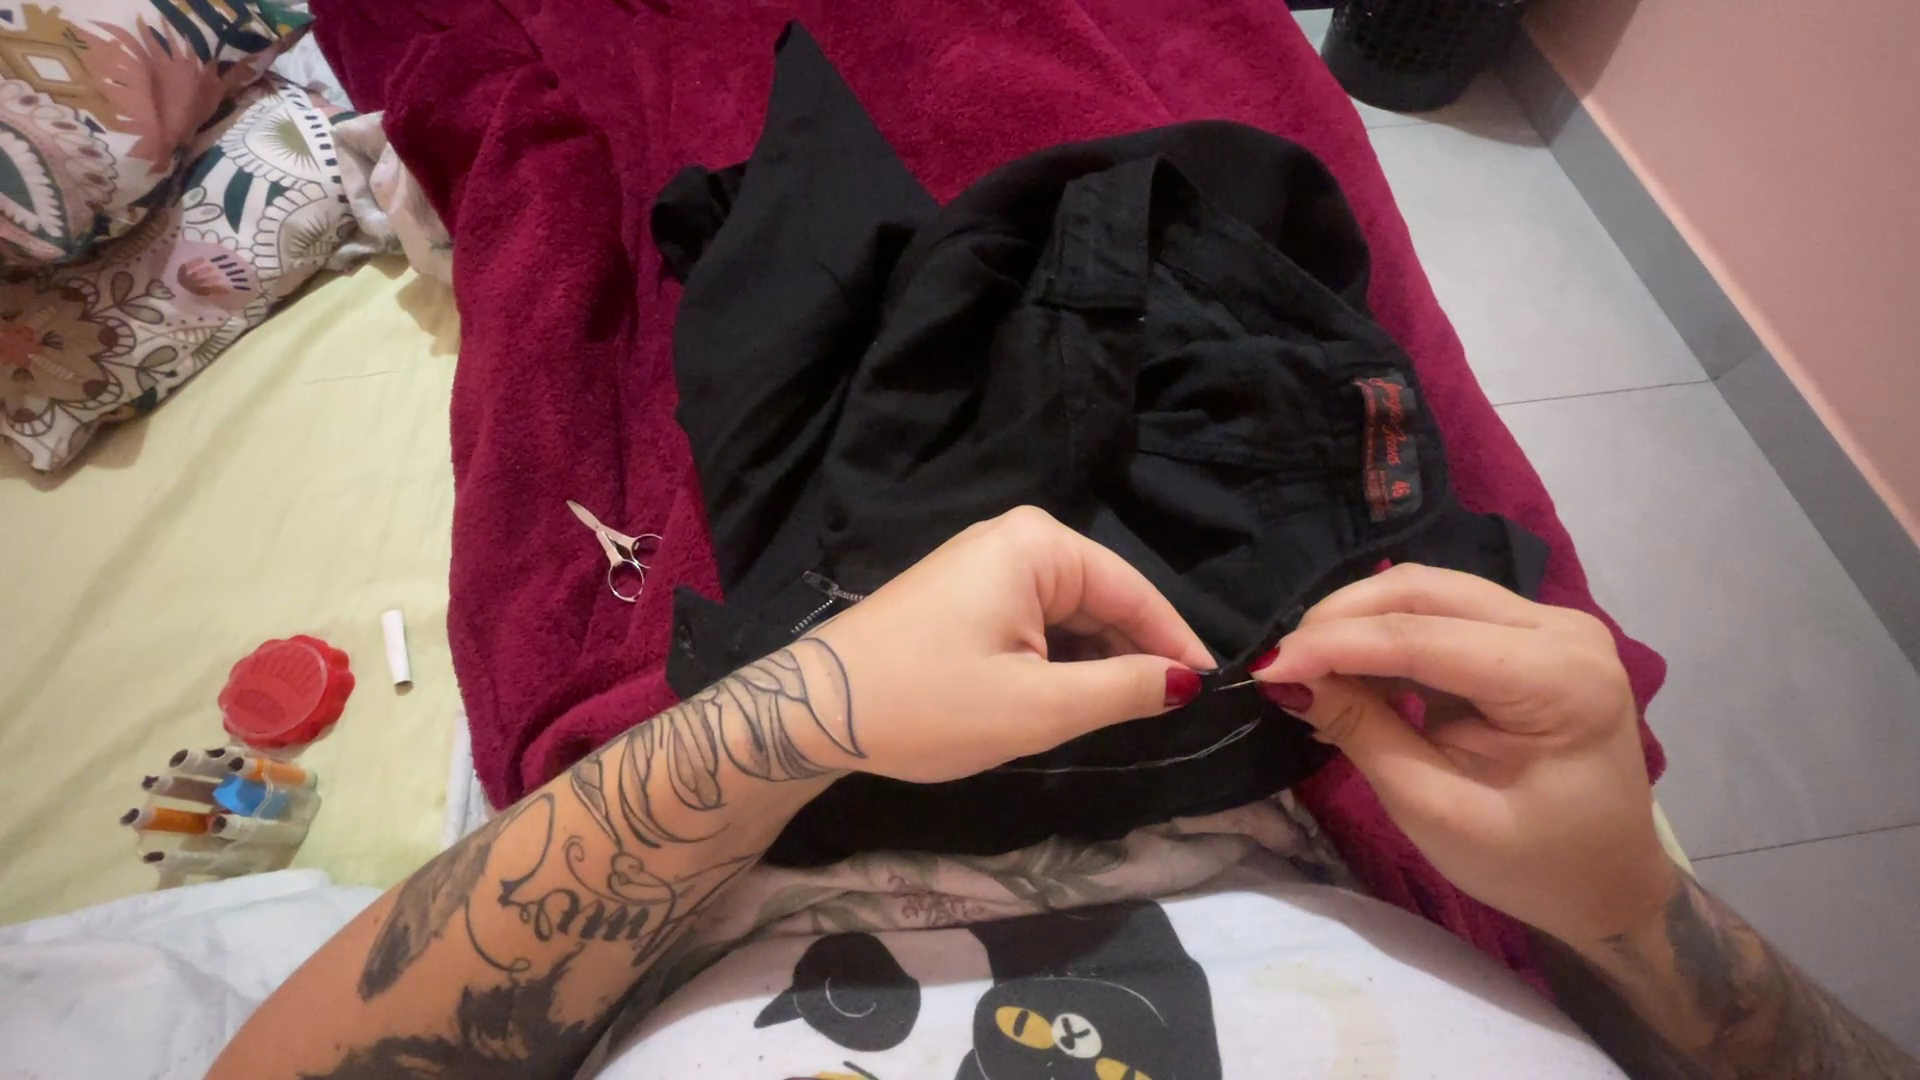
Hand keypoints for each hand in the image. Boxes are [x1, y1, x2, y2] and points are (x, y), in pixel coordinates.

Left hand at [805, 506, 1214, 783]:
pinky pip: (1032, 621)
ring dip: (1091, 663)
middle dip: (1131, 655)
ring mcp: (984, 564)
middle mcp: (1013, 539)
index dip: (1176, 643)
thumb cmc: (930, 703)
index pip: (1133, 591)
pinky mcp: (964, 592)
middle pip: (1100, 599)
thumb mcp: (1038, 706)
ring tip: (1113, 716)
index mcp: (1037, 545)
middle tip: (1162, 717)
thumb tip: (1184, 679)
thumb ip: (1123, 688)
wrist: (816, 710)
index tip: (1213, 690)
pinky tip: (1062, 699)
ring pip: (1067, 615)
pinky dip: (1054, 660)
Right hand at [1250, 563, 1677, 945]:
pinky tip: (1344, 667)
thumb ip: (1360, 731)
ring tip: (1306, 666)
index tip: (1263, 669)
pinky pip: (1430, 609)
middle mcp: (1559, 629)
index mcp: (1560, 681)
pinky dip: (1376, 633)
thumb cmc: (1531, 863)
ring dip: (1351, 621)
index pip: (1420, 637)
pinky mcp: (1519, 630)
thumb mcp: (1434, 807)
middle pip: (1418, 590)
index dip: (1331, 645)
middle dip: (1337, 619)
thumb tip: (1285, 678)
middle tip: (1281, 662)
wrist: (1608, 882)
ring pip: (1418, 590)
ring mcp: (1544, 622)